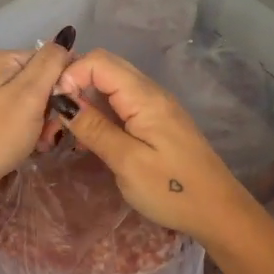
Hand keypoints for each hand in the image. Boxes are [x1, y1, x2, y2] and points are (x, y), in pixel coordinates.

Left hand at [0, 28, 76, 201]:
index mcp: (3, 59)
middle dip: (54, 108)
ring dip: (44, 124)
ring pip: (35, 104)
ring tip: (42, 143)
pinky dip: (31, 132)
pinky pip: (22, 119)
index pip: (51, 59)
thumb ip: (51, 63)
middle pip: (42, 82)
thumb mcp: (29, 94)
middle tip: (51, 132)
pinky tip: (32, 148)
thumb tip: (66, 35)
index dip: (65, 83)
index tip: (69, 108)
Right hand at [52, 49, 258, 245]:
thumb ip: (94, 128)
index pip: (98, 61)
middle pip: (104, 67)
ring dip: (85, 99)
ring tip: (66, 130)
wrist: (219, 212)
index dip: (71, 75)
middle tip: (54, 117)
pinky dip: (100, 111)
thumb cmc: (172, 190)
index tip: (54, 108)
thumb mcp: (127, 162)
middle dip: (74, 84)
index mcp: (144, 97)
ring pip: (111, 84)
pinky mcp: (156, 121)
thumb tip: (62, 100)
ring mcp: (155, 106)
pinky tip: (89, 137)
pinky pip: (121, 102)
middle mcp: (150, 92)